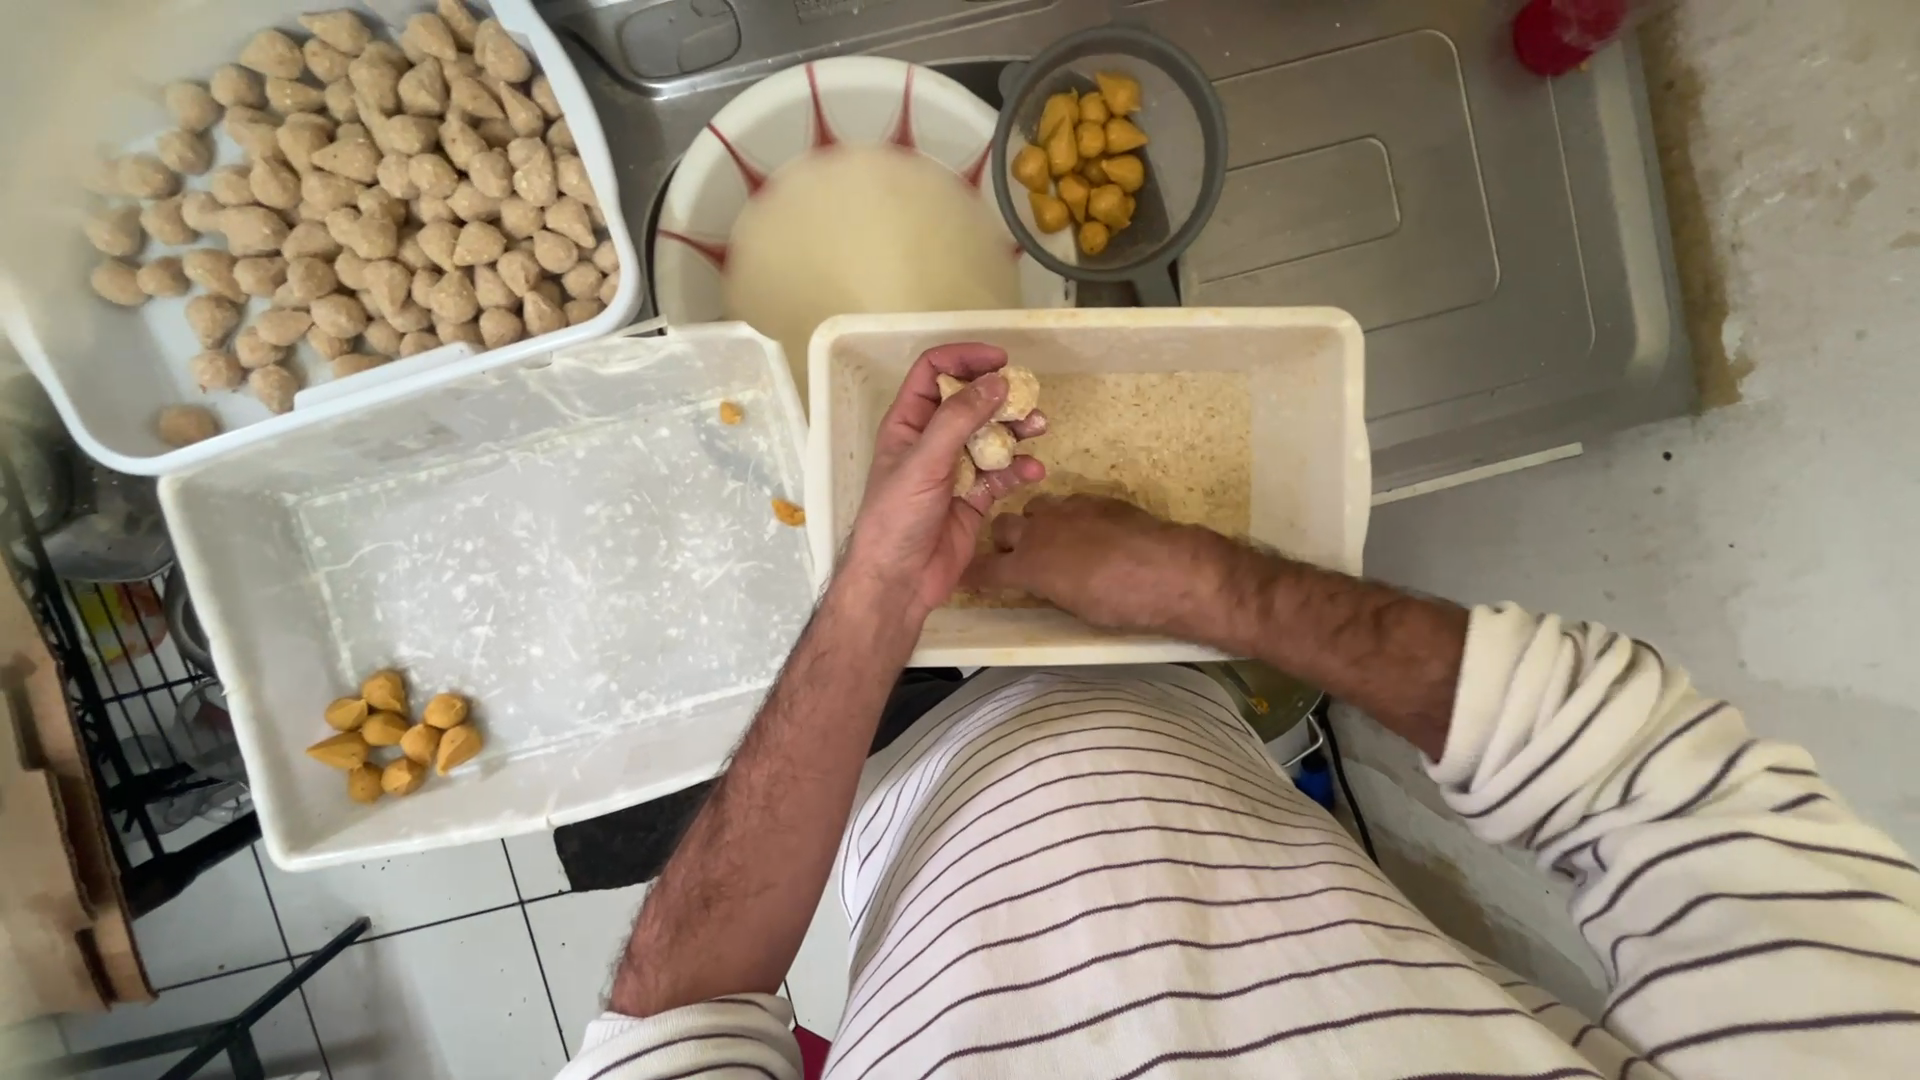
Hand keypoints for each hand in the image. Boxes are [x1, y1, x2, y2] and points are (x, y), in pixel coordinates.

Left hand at [842, 343, 1045, 621]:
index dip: (965, 359)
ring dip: (1015, 430)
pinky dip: (1018, 469)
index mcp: (908, 424)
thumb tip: (997, 382)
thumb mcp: (924, 461)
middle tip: (1028, 400)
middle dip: (1000, 397)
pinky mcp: (975, 498)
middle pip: (971, 403)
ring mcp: (955, 469)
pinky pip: (1001, 474)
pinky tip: (1034, 471)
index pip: (935, 373)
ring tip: (1039, 428)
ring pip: (991, 437)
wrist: (900, 580)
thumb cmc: (897, 516)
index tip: (1001, 361)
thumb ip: (959, 420)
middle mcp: (933, 441)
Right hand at [963, 495, 1238, 637]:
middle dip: (1006, 539)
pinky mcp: (1095, 498)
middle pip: (1003, 526)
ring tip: (1057, 538)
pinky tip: (1093, 531)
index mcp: (1027, 566)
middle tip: (1020, 554)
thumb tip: (1044, 580)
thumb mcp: (1074, 607)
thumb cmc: (1118, 603)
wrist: (1166, 569)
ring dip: (1038, 522)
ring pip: (1036, 507)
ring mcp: (1066, 510)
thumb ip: (1049, 587)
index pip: (984, 568)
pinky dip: (1072, 516)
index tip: (968, 578)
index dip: (974, 574)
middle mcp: (1038, 532)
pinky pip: (1070, 503)